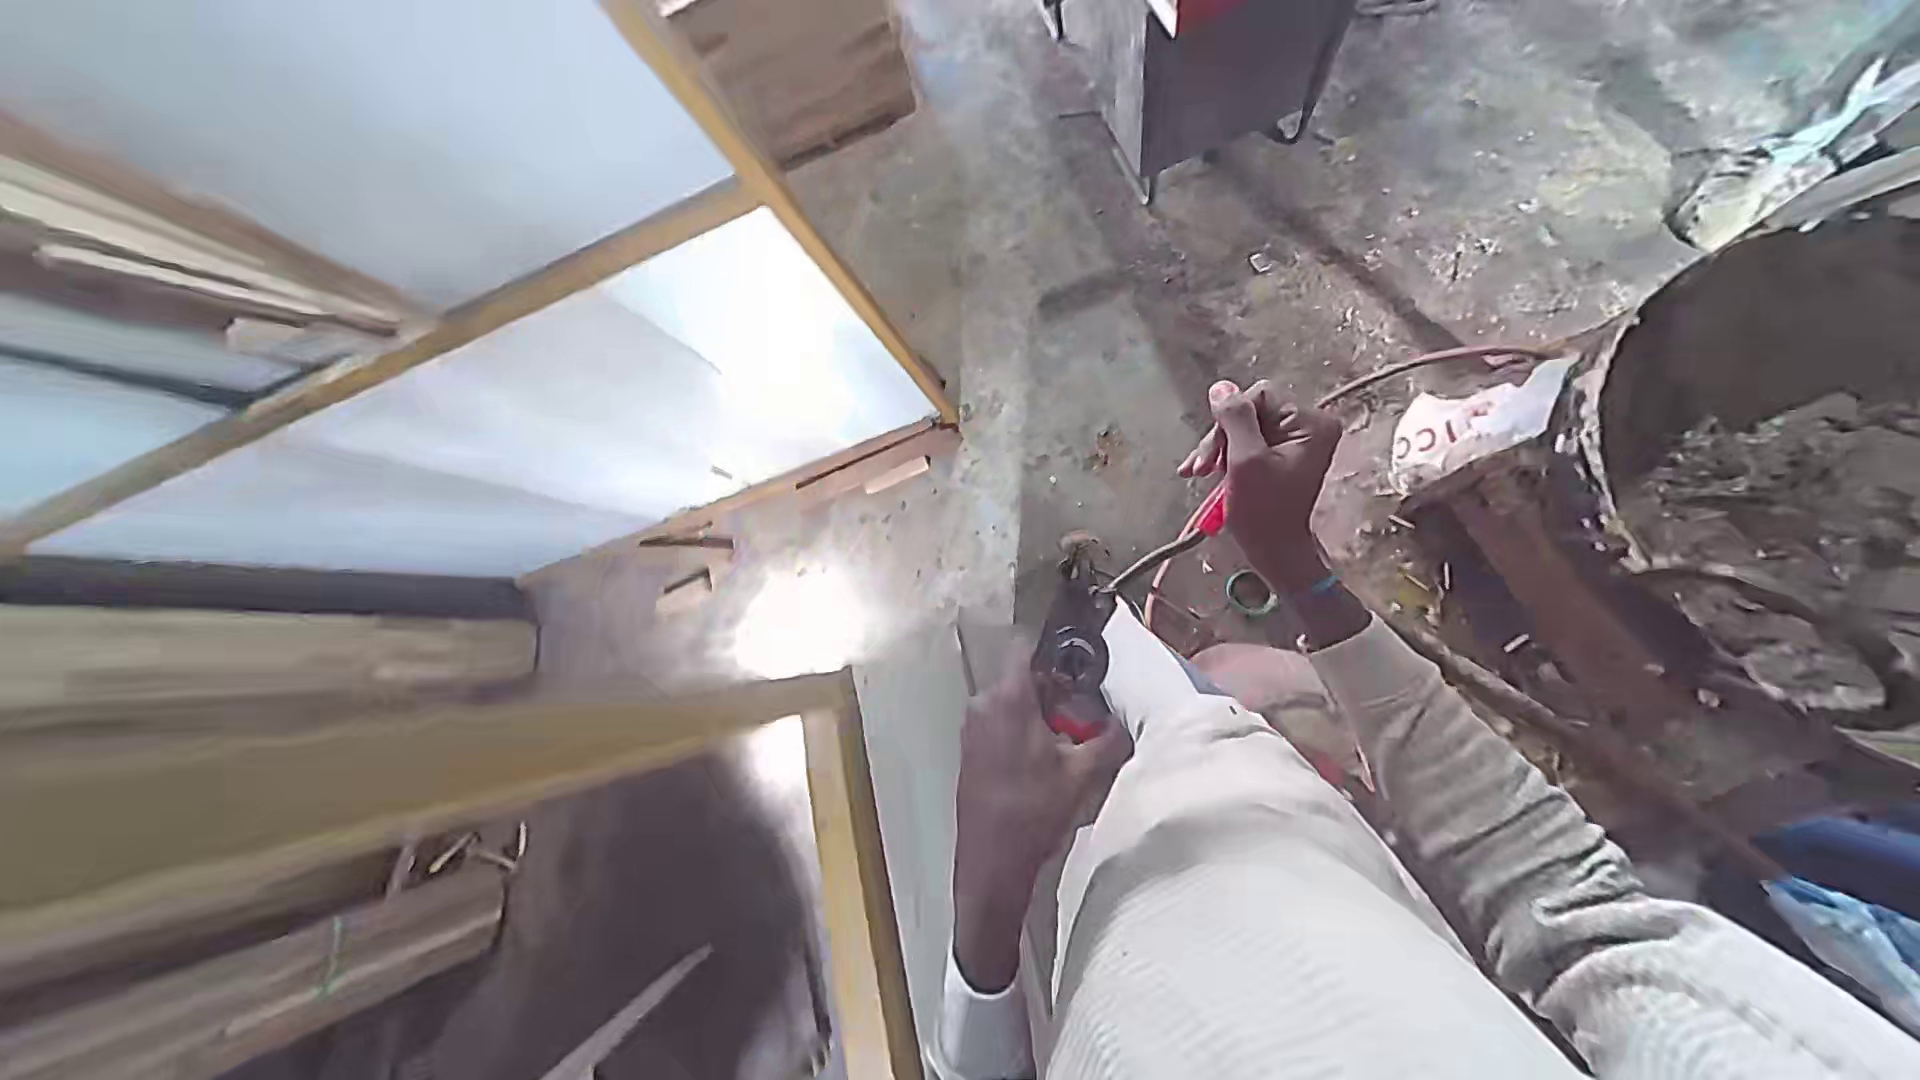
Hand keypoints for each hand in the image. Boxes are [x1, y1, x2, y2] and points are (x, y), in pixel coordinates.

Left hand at [951, 645, 1130, 991]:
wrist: (991, 861)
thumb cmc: (1034, 811)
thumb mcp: (1083, 773)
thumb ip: (1108, 738)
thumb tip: (1121, 723)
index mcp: (1009, 698)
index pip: (1025, 646)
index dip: (1051, 650)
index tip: (1073, 667)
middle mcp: (984, 703)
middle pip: (1021, 677)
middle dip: (1051, 691)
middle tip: (1077, 717)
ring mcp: (972, 726)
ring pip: (1010, 700)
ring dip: (1036, 712)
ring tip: (1061, 744)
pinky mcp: (969, 747)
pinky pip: (998, 720)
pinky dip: (1019, 728)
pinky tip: (1039, 761)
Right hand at [1178, 380, 1341, 588]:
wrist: (1272, 551)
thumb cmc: (1263, 512)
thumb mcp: (1245, 462)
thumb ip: (1234, 420)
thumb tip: (1220, 387)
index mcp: (1311, 424)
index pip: (1260, 396)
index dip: (1229, 419)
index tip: (1213, 454)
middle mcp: (1306, 427)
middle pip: (1249, 412)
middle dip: (1220, 439)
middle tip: (1200, 469)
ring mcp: (1291, 443)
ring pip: (1240, 428)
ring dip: (1215, 450)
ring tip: (1197, 473)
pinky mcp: (1276, 457)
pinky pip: (1243, 443)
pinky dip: (1222, 457)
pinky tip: (1203, 473)